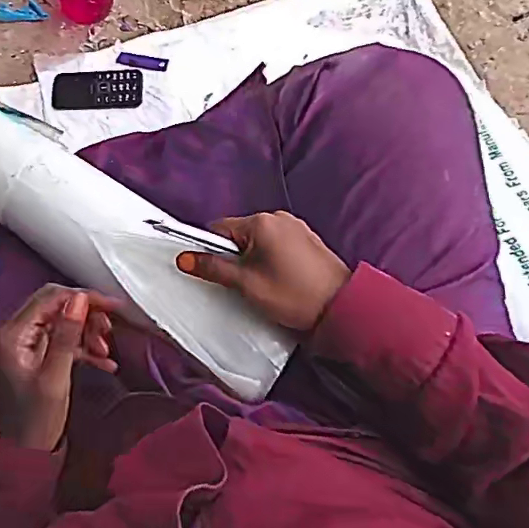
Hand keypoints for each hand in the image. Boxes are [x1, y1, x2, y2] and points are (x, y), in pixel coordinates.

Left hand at [0, 285, 119, 449]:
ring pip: (61, 321)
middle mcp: (14, 330)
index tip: (113, 306)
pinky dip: (82, 346)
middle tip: (108, 332)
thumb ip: (68, 335)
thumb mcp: (56, 376)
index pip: (50, 297)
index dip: (83, 297)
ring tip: (105, 352)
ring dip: (86, 332)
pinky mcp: (34, 354)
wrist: (22, 453)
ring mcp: (23, 342)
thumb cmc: (36, 419)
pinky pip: (61, 339)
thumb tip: (80, 298)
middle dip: (86, 316)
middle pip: (56, 306)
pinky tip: (103, 361)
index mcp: (13, 332)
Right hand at [175, 212, 350, 330]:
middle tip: (240, 282)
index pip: (218, 228)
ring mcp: (295, 227)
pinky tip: (277, 280)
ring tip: (262, 284)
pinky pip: (275, 244)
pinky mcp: (306, 239)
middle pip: (237, 233)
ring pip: (256, 240)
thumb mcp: (246, 284)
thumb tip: (185, 259)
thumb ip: (213, 268)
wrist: (342, 308)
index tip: (209, 268)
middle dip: (233, 256)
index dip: (208, 249)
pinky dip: (269, 259)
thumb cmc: (295, 296)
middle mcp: (279, 218)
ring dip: (251, 258)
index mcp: (261, 223)